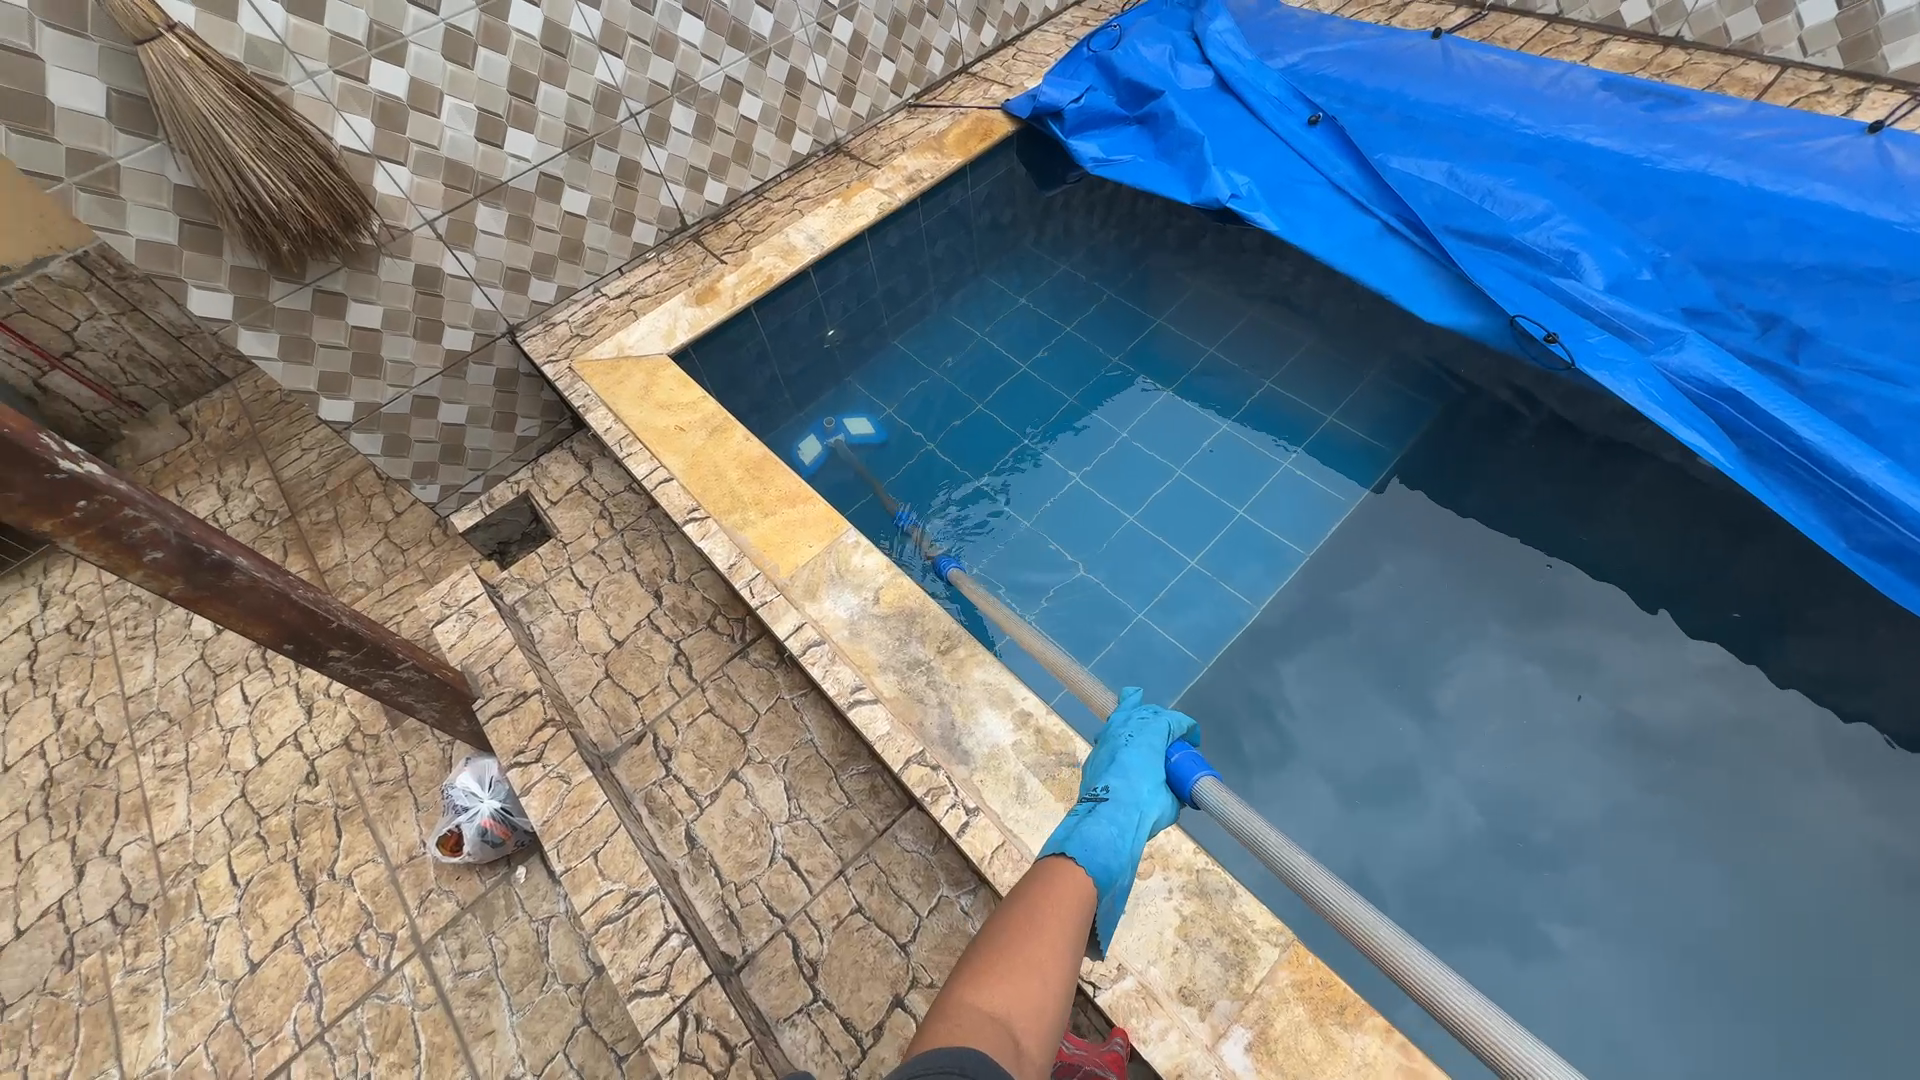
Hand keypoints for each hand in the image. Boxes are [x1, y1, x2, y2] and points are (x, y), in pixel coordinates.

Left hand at [1039, 687, 1198, 956]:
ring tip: (1134, 698)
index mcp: (1152, 733)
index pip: (1174, 721)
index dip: (1187, 728)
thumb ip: (1175, 787)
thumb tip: (1176, 789)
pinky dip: (1117, 731)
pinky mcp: (1095, 752)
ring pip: (1122, 713)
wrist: (1108, 819)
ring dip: (1131, 708)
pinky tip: (1120, 736)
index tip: (1193, 740)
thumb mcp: (1172, 798)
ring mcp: (1108, 737)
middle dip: (1161, 717)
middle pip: (1147, 711)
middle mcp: (1128, 728)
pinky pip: (1109, 733)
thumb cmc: (1145, 806)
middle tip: (1170, 730)